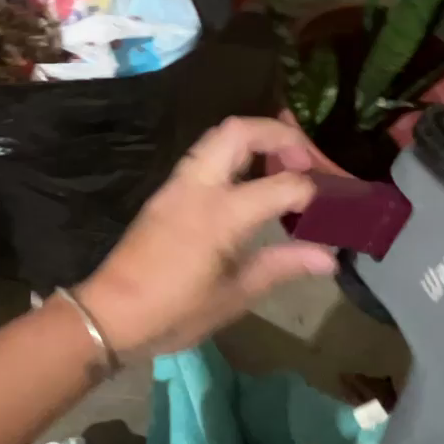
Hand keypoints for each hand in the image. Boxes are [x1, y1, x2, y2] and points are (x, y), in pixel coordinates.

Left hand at [76, 116, 335, 357]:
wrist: (111, 313)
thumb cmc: (175, 311)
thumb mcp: (235, 296)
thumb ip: (282, 266)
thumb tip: (329, 257)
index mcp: (220, 214)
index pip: (282, 183)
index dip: (314, 189)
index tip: (332, 203)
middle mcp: (197, 186)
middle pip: (239, 130)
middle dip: (280, 134)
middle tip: (306, 161)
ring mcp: (176, 184)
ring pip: (217, 137)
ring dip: (254, 140)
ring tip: (282, 168)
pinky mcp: (165, 191)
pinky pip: (203, 156)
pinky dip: (232, 155)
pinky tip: (249, 184)